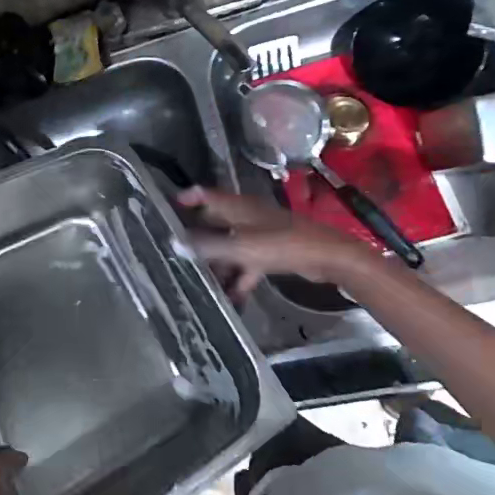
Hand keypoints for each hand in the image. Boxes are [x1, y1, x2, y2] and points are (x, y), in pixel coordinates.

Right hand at [177, 187, 373, 300]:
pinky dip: (239, 278)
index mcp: (237, 206)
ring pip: (231, 246)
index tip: (168, 209)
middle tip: (177, 255)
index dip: (188, 198)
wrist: (326, 256)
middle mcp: (246, 215)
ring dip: (218, 264)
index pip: (206, 195)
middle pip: (216, 223)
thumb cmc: (282, 245)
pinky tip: (230, 299)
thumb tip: (173, 242)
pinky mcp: (272, 251)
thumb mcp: (240, 248)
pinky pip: (247, 263)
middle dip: (198, 239)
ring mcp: (260, 233)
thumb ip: (207, 246)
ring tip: (200, 284)